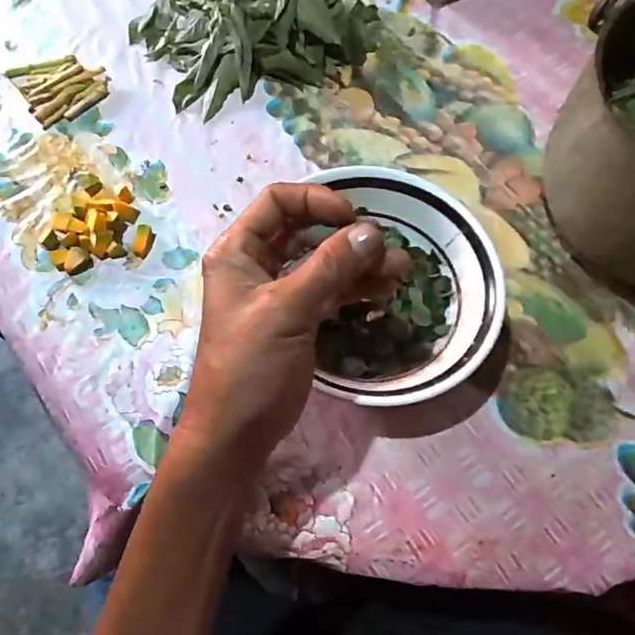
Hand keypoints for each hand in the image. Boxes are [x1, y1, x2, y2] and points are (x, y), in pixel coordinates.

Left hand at [179, 184, 409, 458]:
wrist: (235, 433)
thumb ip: (328, 267)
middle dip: (346, 236)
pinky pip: (327, 292)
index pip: (277, 203)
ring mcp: (276, 294)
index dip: (317, 201)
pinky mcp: (294, 320)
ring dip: (358, 263)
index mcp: (237, 253)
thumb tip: (370, 231)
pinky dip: (353, 288)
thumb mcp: (286, 311)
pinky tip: (384, 290)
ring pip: (321, 263)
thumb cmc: (249, 367)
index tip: (354, 218)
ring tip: (400, 271)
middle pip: (304, 231)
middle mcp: (254, 266)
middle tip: (388, 251)